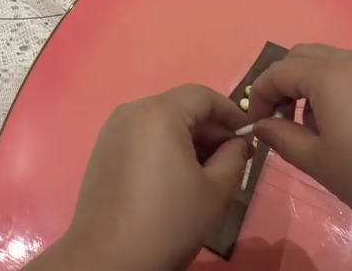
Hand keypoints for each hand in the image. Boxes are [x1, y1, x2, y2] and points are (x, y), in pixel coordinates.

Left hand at [39, 84, 250, 270]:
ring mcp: (113, 128)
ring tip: (207, 170)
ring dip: (187, 138)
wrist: (109, 258)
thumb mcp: (214, 193)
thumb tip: (237, 143)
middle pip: (180, 106)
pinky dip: (163, 145)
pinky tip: (175, 176)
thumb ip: (233, 159)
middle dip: (209, 128)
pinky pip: (141, 134)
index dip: (230, 112)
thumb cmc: (167, 222)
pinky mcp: (103, 148)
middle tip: (232, 158)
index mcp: (159, 112)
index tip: (248, 135)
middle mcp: (132, 110)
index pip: (202, 95)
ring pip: (160, 121)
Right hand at [246, 44, 351, 250]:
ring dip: (310, 85)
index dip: (260, 96)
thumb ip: (281, 137)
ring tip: (315, 129)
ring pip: (329, 62)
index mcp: (327, 73)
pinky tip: (349, 127)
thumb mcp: (319, 163)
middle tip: (281, 121)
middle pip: (302, 57)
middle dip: (284, 83)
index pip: (278, 71)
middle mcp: (351, 59)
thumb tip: (261, 125)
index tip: (256, 126)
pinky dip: (337, 88)